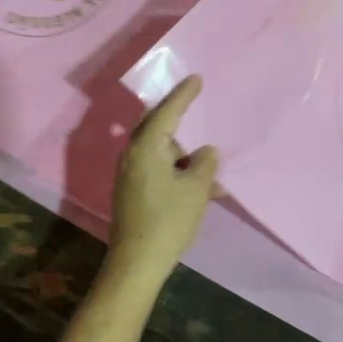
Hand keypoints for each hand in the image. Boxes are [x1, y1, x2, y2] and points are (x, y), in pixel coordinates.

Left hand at [106, 76, 219, 282]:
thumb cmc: (169, 220)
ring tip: (212, 180)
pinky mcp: (132, 193)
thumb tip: (205, 152)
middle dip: (182, 128)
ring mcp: (129, 175)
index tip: (197, 79)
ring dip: (186, 160)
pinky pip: (158, 171)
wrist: (137, 262)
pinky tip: (199, 191)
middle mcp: (132, 155)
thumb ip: (205, 163)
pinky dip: (178, 174)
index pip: (167, 111)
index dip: (184, 95)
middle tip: (198, 119)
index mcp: (146, 147)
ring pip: (162, 154)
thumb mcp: (196, 189)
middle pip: (159, 130)